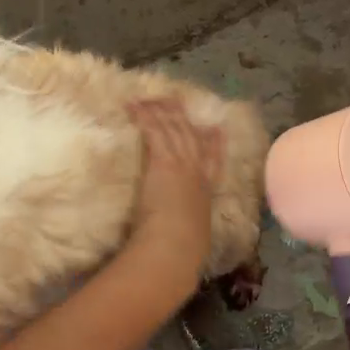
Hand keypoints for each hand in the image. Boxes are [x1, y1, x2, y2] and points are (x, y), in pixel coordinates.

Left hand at [126, 99, 222, 264]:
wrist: (175, 247)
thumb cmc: (183, 251)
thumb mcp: (192, 239)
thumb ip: (188, 233)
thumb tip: (184, 241)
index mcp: (206, 194)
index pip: (213, 163)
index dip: (214, 145)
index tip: (215, 130)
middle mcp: (197, 175)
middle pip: (192, 138)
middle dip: (184, 119)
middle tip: (176, 101)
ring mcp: (181, 165)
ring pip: (174, 130)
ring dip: (162, 112)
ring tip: (153, 98)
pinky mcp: (163, 161)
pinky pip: (154, 131)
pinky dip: (144, 116)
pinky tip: (134, 106)